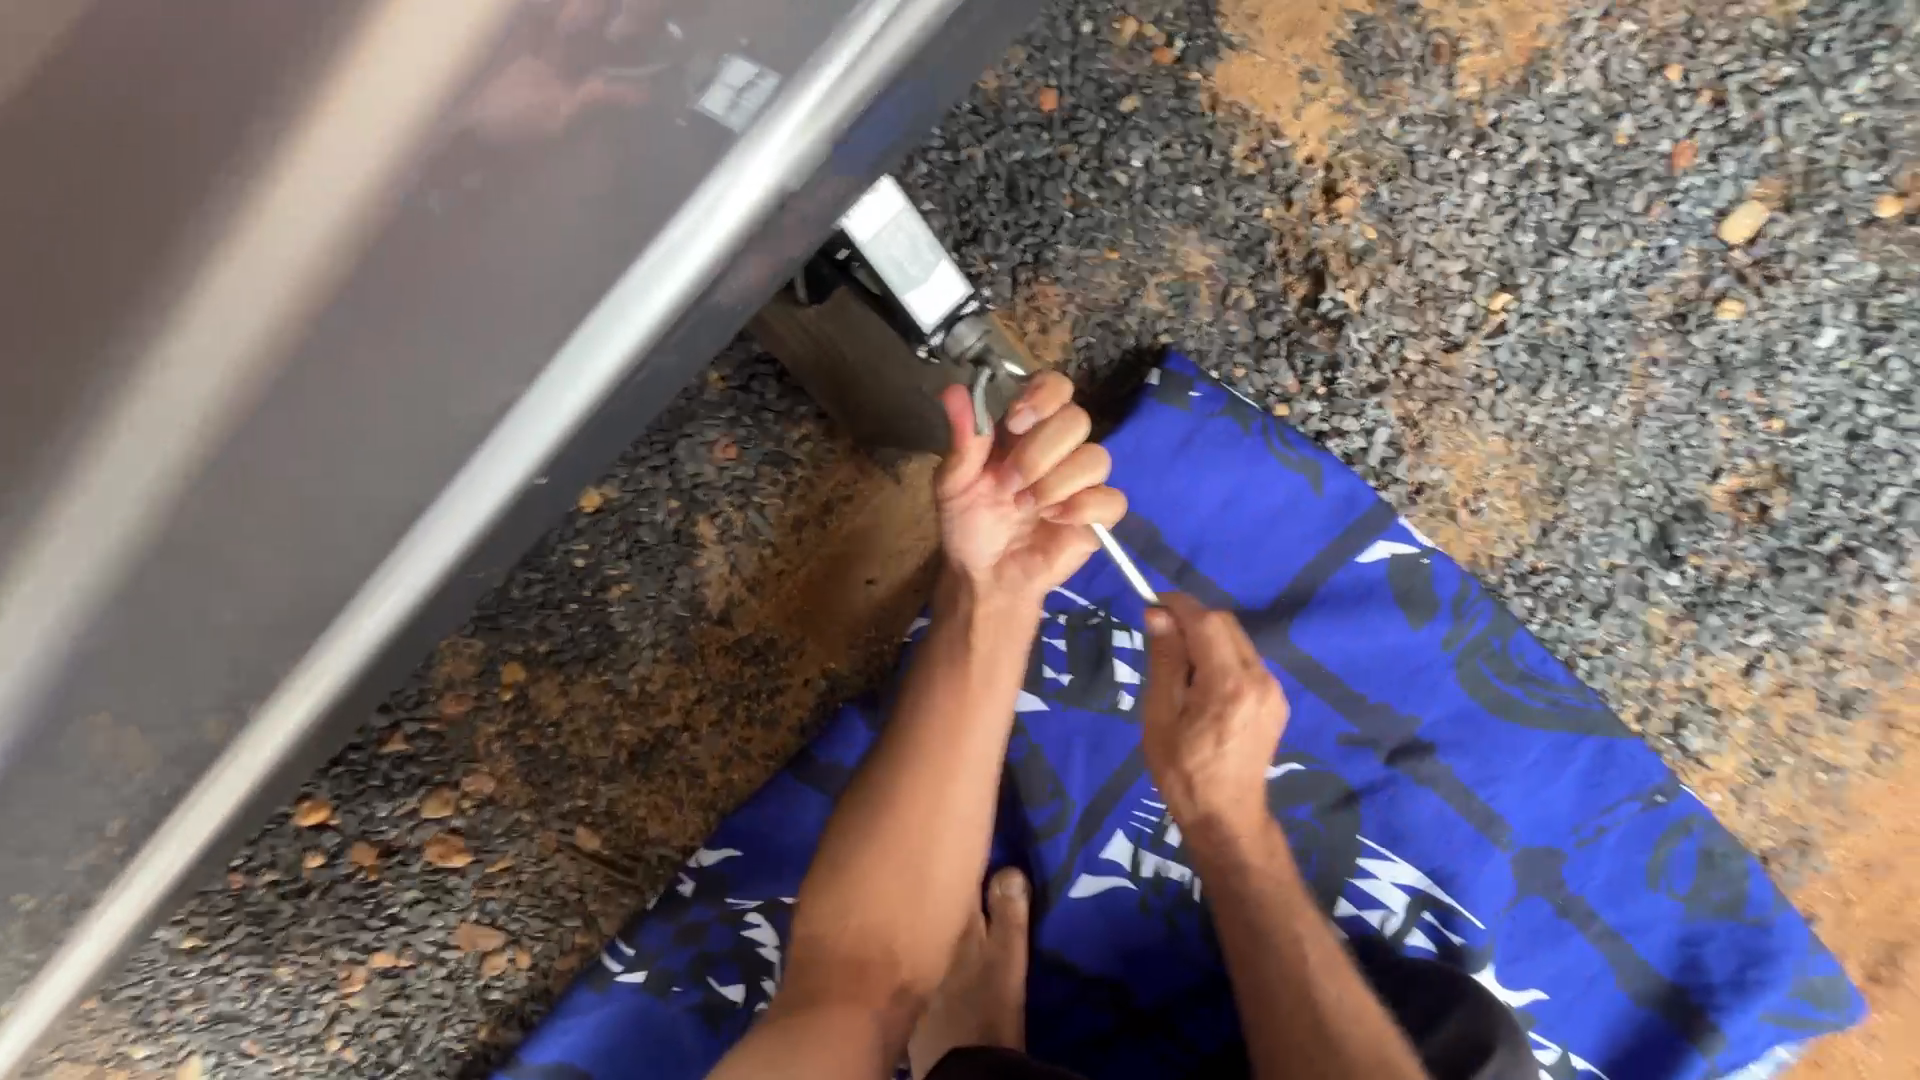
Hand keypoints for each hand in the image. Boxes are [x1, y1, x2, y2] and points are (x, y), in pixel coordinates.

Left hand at [935, 372, 1126, 606]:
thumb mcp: (955, 482)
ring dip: (1055, 484)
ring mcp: (1080, 481)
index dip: (1043, 397)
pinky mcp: (1097, 516)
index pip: (1055, 387)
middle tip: (1008, 485)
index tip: (1016, 422)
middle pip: (1076, 419)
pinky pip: (1111, 500)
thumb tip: (954, 390)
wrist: (984, 576)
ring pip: (1097, 458)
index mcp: (1025, 430)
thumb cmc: (969, 525)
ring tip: (1025, 508)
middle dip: (1039, 454)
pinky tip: (1054, 521)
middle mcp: (1058, 448)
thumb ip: (964, 438)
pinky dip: (1082, 509)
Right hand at [1141, 595, 1289, 840]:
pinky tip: (1201, 685)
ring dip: (1205, 638)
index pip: (1205, 620)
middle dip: (1191, 619)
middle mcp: (1260, 678)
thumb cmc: (1181, 770)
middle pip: (1224, 624)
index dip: (1177, 605)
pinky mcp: (1276, 701)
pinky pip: (1246, 661)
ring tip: (1177, 666)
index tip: (1150, 605)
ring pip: (1236, 640)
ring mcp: (1273, 690)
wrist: (1226, 817)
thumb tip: (1157, 615)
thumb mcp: (1160, 715)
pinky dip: (1220, 657)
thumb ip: (1164, 661)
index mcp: (1229, 684)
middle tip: (1159, 636)